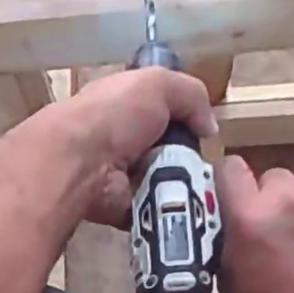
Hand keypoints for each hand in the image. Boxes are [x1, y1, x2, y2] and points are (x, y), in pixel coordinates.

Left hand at [25, 68, 216, 227]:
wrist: (83, 163)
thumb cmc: (116, 115)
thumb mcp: (158, 84)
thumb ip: (191, 95)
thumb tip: (210, 128)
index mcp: (128, 106)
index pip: (164, 112)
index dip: (186, 119)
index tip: (205, 131)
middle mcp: (126, 141)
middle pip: (171, 150)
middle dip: (191, 157)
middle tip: (208, 164)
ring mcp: (127, 177)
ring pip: (170, 181)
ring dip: (187, 184)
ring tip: (205, 187)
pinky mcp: (129, 207)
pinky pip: (161, 208)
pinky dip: (175, 208)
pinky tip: (191, 206)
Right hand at [217, 157, 293, 292]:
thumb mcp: (230, 279)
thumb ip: (225, 240)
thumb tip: (226, 220)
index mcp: (248, 214)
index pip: (230, 167)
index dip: (232, 179)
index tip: (237, 192)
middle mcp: (284, 195)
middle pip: (272, 177)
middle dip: (272, 198)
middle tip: (279, 225)